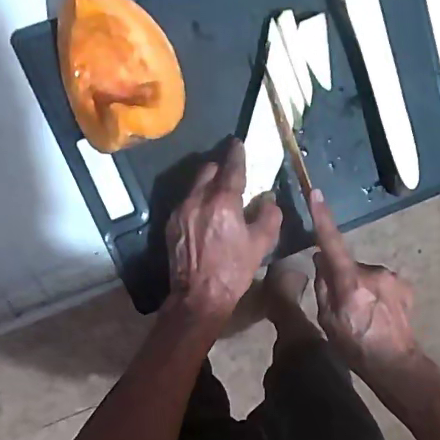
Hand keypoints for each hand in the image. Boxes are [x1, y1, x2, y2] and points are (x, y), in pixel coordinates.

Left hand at [165, 140, 282, 324]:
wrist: (198, 296)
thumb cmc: (233, 270)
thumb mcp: (260, 245)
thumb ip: (268, 217)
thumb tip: (269, 201)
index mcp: (222, 201)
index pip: (231, 168)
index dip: (237, 154)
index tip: (238, 143)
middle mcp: (197, 200)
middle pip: (208, 170)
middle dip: (220, 168)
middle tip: (232, 173)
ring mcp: (181, 211)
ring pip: (195, 186)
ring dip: (208, 185)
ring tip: (219, 195)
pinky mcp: (171, 224)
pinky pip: (186, 203)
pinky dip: (198, 201)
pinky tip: (206, 215)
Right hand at [308, 190, 426, 380]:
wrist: (396, 364)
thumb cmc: (355, 346)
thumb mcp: (327, 320)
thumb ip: (322, 286)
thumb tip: (321, 259)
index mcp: (350, 280)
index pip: (331, 242)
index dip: (322, 217)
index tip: (316, 194)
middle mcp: (373, 272)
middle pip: (348, 265)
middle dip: (342, 278)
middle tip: (341, 308)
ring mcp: (392, 278)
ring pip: (365, 275)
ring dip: (360, 288)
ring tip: (362, 316)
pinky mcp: (404, 286)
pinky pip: (381, 283)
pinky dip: (375, 294)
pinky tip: (377, 315)